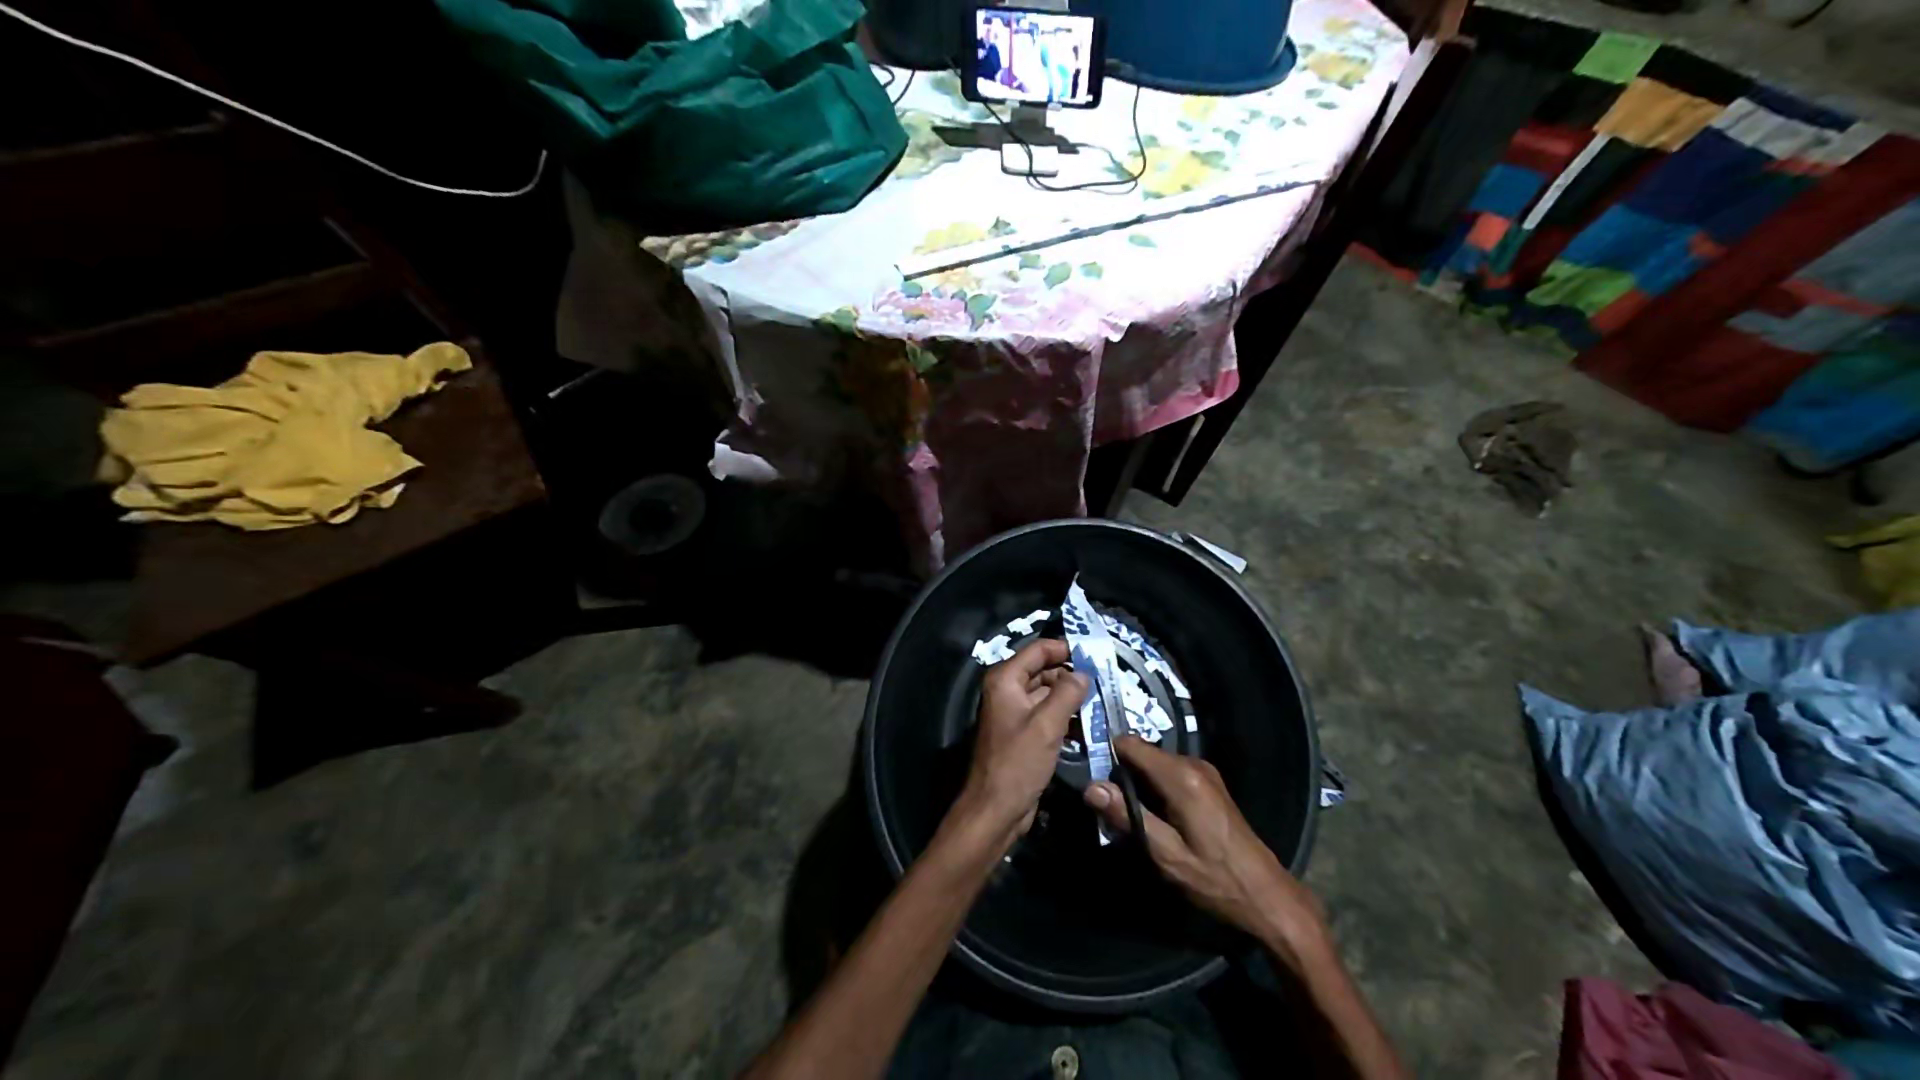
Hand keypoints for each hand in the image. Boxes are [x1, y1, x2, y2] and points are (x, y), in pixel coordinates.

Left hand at [954, 639, 1087, 843]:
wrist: (996, 808)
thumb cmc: (1018, 763)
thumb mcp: (1047, 724)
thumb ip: (1067, 693)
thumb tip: (1084, 673)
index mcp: (1005, 679)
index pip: (1039, 650)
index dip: (1067, 649)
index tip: (1096, 656)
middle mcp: (1007, 690)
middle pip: (1044, 670)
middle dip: (1072, 676)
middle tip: (1105, 684)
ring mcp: (1014, 711)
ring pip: (1048, 693)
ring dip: (1072, 699)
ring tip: (1102, 705)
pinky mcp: (1022, 732)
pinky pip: (1047, 714)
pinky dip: (1066, 717)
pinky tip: (1088, 727)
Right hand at [1084, 736, 1331, 971]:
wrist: (1268, 897)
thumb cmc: (1216, 879)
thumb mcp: (1167, 854)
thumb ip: (1128, 816)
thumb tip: (1091, 786)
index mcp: (1181, 777)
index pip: (1130, 744)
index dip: (1106, 755)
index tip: (1087, 773)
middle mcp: (1193, 765)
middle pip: (1141, 753)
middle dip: (1119, 772)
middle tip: (1101, 803)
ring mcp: (1204, 773)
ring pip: (1154, 764)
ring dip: (1135, 783)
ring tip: (1121, 812)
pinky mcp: (1208, 785)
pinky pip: (1169, 774)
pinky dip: (1153, 788)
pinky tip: (1148, 816)